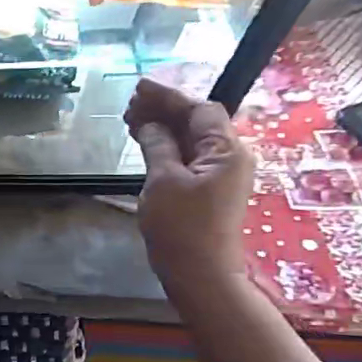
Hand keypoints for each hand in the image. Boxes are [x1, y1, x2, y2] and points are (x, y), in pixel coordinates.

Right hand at [124, 78, 255, 290]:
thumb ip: (158, 146)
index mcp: (227, 150)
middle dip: (164, 110)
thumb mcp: (163, 181)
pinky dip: (167, 147)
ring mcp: (220, 175)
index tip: (139, 89)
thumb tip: (150, 125)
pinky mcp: (208, 190)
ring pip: (191, 140)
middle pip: (198, 122)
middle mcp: (231, 157)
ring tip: (132, 120)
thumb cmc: (181, 227)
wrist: (199, 272)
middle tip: (130, 104)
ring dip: (163, 127)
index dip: (169, 97)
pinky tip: (146, 142)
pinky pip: (188, 157)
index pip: (200, 110)